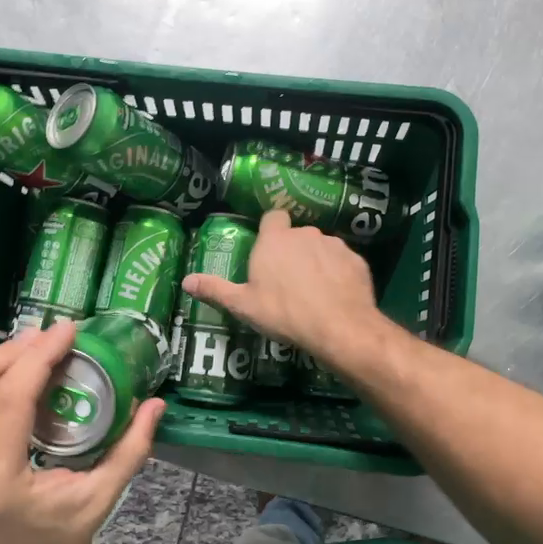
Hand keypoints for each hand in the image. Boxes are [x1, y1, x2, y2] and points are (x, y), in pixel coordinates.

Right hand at [181, 209, 381, 356]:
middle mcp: (305, 234)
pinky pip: (343, 262)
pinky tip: (335, 296)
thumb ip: (215, 290)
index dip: (271, 230)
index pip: (273, 217)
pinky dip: (338, 274)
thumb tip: (186, 281)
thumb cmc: (284, 312)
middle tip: (287, 281)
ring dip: (316, 261)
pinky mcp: (356, 260)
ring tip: (313, 291)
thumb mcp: (243, 305)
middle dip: (292, 251)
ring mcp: (334, 245)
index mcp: (275, 240)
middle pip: (297, 235)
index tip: (268, 251)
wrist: (338, 326)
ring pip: (321, 247)